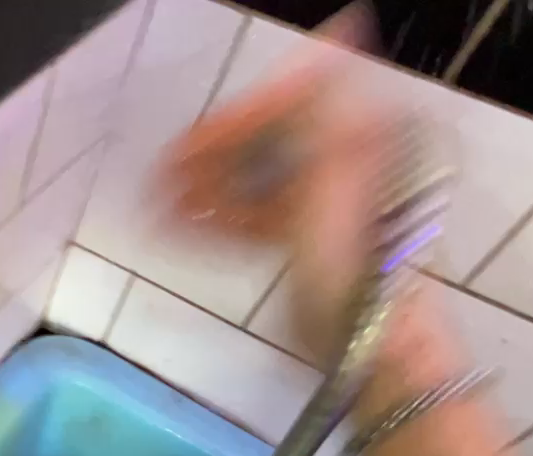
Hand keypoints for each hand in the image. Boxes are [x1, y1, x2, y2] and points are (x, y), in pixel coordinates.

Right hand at [157, 8, 400, 366]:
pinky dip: (220, 217)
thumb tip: (337, 32)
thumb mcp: (339, 185)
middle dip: (214, 154)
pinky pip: (258, 212)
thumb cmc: (358, 272)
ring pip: (258, 177)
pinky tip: (182, 225)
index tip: (191, 143)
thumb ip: (328, 112)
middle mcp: (352, 158)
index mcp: (370, 136)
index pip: (300, 95)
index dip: (242, 113)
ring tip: (161, 204)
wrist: (370, 345)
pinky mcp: (309, 237)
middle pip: (272, 137)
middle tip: (161, 175)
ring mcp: (329, 200)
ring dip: (207, 187)